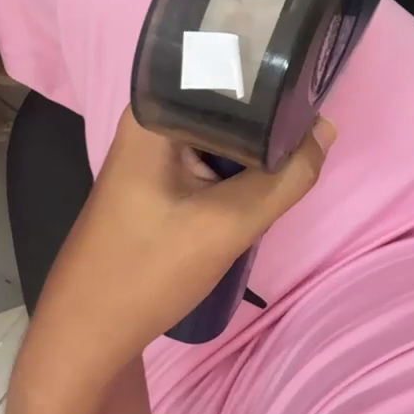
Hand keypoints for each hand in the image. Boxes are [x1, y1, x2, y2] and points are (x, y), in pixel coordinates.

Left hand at [38, 110, 336, 359]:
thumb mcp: (229, 225)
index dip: (274, 81)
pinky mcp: (161, 177)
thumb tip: (327, 130)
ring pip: (227, 134)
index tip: (313, 94)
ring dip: (256, 151)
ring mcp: (155, 150)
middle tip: (308, 139)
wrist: (86, 342)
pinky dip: (240, 171)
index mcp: (154, 112)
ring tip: (290, 161)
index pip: (228, 71)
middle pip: (231, 103)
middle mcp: (152, 119)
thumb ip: (287, 178)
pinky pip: (215, 157)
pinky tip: (258, 187)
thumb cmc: (146, 274)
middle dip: (270, 122)